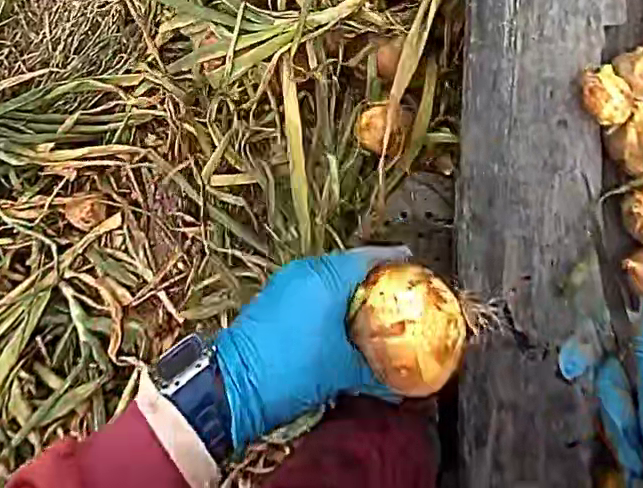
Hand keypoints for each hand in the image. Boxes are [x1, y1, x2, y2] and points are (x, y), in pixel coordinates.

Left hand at [214, 246, 410, 449]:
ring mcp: (288, 279)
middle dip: (374, 275)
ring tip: (370, 307)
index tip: (412, 262)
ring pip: (330, 274)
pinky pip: (312, 285)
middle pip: (350, 263)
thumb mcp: (339, 371)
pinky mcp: (275, 294)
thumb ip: (374, 371)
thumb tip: (400, 385)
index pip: (369, 256)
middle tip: (395, 289)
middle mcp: (308, 269)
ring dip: (349, 287)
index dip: (393, 259)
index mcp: (327, 276)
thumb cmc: (290, 369)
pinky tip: (338, 319)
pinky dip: (329, 295)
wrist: (230, 385)